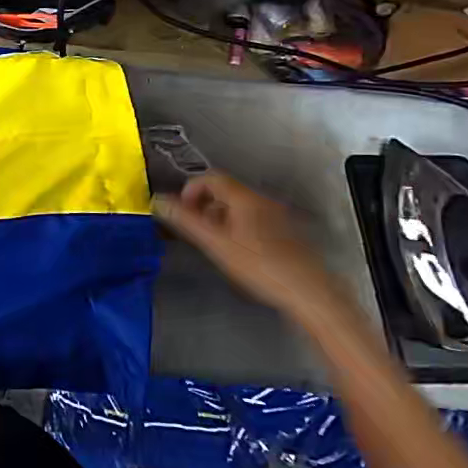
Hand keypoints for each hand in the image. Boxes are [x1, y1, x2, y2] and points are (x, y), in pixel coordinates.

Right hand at [153, 173, 345, 324]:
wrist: (306, 290)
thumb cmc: (261, 266)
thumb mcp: (217, 244)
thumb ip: (187, 222)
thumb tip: (161, 202)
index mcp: (244, 198)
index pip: (212, 177)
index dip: (191, 189)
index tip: (182, 210)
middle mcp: (261, 200)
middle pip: (225, 191)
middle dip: (204, 204)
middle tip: (193, 227)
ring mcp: (275, 215)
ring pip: (239, 206)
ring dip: (220, 217)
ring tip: (213, 242)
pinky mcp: (283, 231)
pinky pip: (253, 218)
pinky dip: (237, 227)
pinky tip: (237, 252)